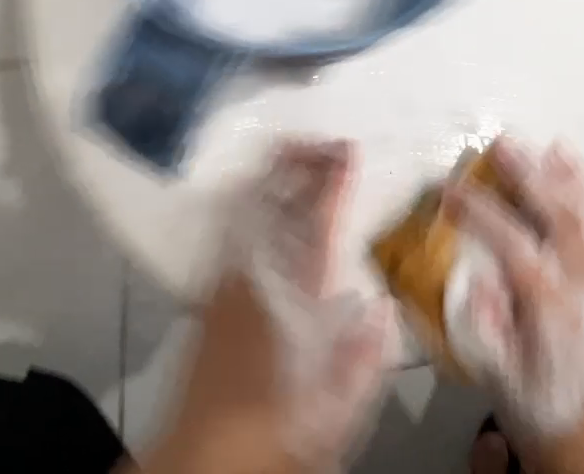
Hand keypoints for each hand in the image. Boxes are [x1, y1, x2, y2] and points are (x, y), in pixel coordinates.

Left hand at [142, 141, 393, 473]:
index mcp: (291, 305)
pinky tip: (256, 188)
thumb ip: (359, 361)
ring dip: (273, 174)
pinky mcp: (210, 289)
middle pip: (276, 205)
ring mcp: (227, 280)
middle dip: (301, 164)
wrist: (200, 456)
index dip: (331, 185)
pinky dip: (248, 196)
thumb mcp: (331, 414)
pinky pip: (230, 226)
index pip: (315, 229)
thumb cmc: (273, 433)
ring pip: (250, 209)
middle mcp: (255, 280)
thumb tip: (383, 307)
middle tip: (326, 140)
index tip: (347, 152)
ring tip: (296, 149)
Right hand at [445, 138, 583, 461]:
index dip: (481, 213)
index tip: (450, 189)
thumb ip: (484, 326)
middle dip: (532, 176)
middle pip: (564, 219)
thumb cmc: (534, 399)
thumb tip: (476, 277)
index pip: (515, 246)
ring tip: (551, 146)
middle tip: (503, 143)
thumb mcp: (496, 374)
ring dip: (574, 179)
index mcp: (550, 309)